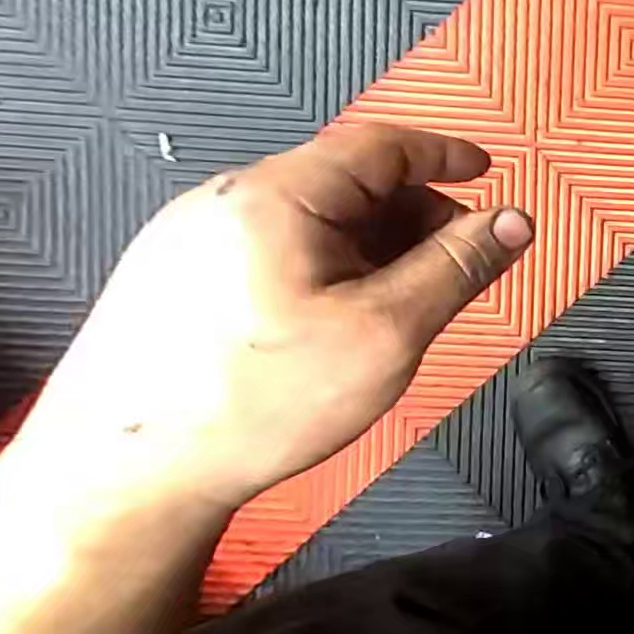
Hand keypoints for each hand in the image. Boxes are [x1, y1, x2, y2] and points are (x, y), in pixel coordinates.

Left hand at [15, 125, 532, 515]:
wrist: (118, 487)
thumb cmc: (258, 401)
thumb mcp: (389, 328)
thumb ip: (461, 265)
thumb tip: (515, 221)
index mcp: (275, 199)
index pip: (381, 147)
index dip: (445, 154)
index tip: (487, 171)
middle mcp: (230, 205)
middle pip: (356, 185)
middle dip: (423, 216)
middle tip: (463, 264)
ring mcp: (198, 241)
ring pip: (326, 221)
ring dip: (387, 246)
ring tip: (411, 302)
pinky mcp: (186, 278)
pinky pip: (292, 249)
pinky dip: (346, 265)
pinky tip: (357, 315)